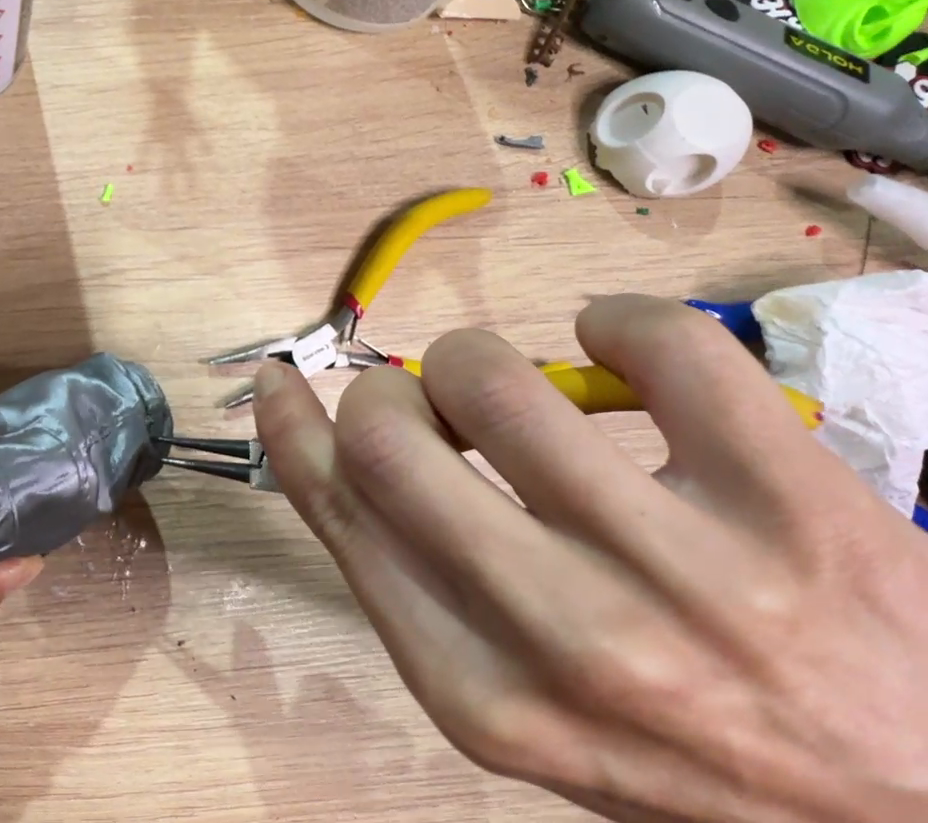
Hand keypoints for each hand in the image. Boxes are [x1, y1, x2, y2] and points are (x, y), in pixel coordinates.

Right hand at [254, 294, 927, 822]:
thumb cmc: (682, 760)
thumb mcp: (518, 707)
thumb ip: (426, 593)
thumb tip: (350, 455)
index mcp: (475, 689)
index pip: (338, 514)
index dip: (288, 427)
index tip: (279, 380)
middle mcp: (561, 635)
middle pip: (387, 441)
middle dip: (387, 396)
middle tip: (427, 404)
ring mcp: (684, 572)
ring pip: (497, 384)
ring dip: (479, 359)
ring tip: (520, 383)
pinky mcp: (801, 510)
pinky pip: (665, 351)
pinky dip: (619, 321)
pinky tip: (616, 342)